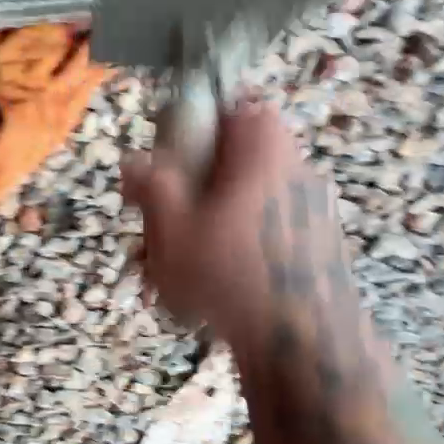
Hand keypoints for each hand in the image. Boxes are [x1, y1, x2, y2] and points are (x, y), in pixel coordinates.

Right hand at [121, 101, 358, 360]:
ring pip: (240, 203)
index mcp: (263, 161)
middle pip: (236, 162)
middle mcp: (294, 176)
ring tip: (165, 267)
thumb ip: (154, 189)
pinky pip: (255, 231)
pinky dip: (224, 247)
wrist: (295, 332)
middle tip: (154, 223)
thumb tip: (135, 159)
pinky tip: (197, 284)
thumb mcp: (171, 230)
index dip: (206, 121)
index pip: (246, 112)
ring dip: (199, 226)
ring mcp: (306, 212)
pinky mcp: (308, 244)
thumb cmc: (226, 275)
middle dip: (189, 189)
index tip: (170, 149)